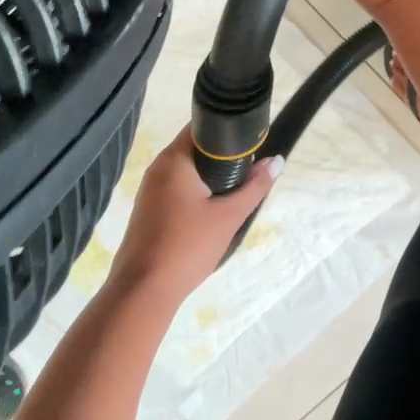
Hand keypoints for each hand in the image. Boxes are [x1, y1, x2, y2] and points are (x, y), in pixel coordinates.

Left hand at [114, 127, 279, 295]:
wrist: (142, 293)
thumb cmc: (186, 246)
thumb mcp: (229, 216)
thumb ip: (254, 186)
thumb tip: (277, 160)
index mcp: (174, 160)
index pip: (201, 126)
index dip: (227, 129)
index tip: (252, 139)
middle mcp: (158, 169)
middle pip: (195, 148)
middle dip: (222, 155)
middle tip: (250, 165)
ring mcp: (149, 191)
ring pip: (186, 170)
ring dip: (210, 175)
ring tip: (236, 187)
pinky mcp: (147, 211)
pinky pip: (177, 188)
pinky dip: (196, 190)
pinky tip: (213, 208)